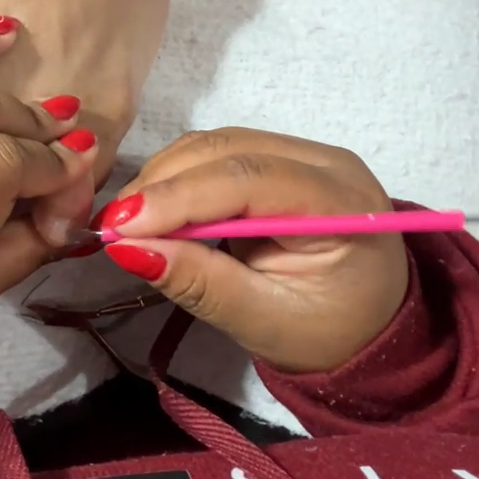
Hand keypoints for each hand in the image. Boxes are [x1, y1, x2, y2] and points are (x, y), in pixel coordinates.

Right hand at [98, 128, 409, 372]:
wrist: (367, 324)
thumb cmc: (327, 334)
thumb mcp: (265, 323)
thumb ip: (201, 283)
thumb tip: (127, 249)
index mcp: (341, 203)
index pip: (249, 179)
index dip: (180, 197)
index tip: (120, 227)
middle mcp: (325, 160)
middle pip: (227, 150)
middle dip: (162, 184)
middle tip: (112, 228)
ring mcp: (301, 152)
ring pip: (214, 144)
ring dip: (163, 178)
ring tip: (128, 223)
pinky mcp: (277, 157)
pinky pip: (216, 153)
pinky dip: (177, 177)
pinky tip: (154, 210)